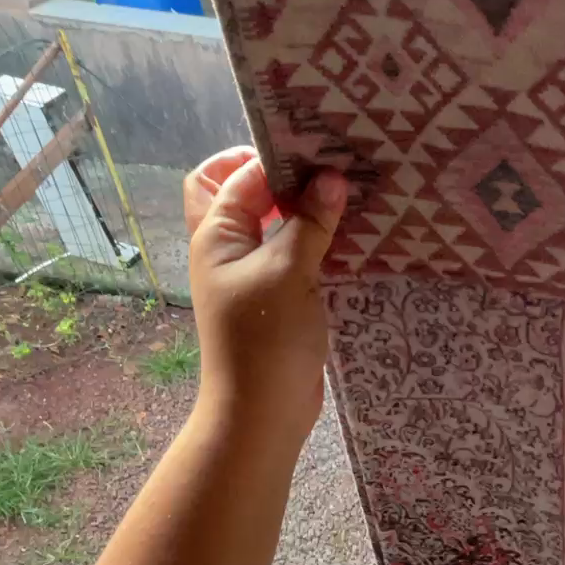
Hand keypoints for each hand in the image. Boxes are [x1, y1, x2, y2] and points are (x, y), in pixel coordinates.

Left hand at [184, 147, 347, 442]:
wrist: (264, 411)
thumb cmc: (267, 340)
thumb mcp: (290, 273)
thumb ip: (310, 223)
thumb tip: (333, 178)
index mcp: (215, 234)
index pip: (237, 175)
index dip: (276, 159)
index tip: (322, 153)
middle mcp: (228, 250)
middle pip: (242, 194)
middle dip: (279, 179)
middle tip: (324, 174)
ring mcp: (253, 276)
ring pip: (273, 227)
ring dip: (303, 213)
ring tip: (346, 200)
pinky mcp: (278, 301)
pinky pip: (293, 259)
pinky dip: (315, 246)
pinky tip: (349, 242)